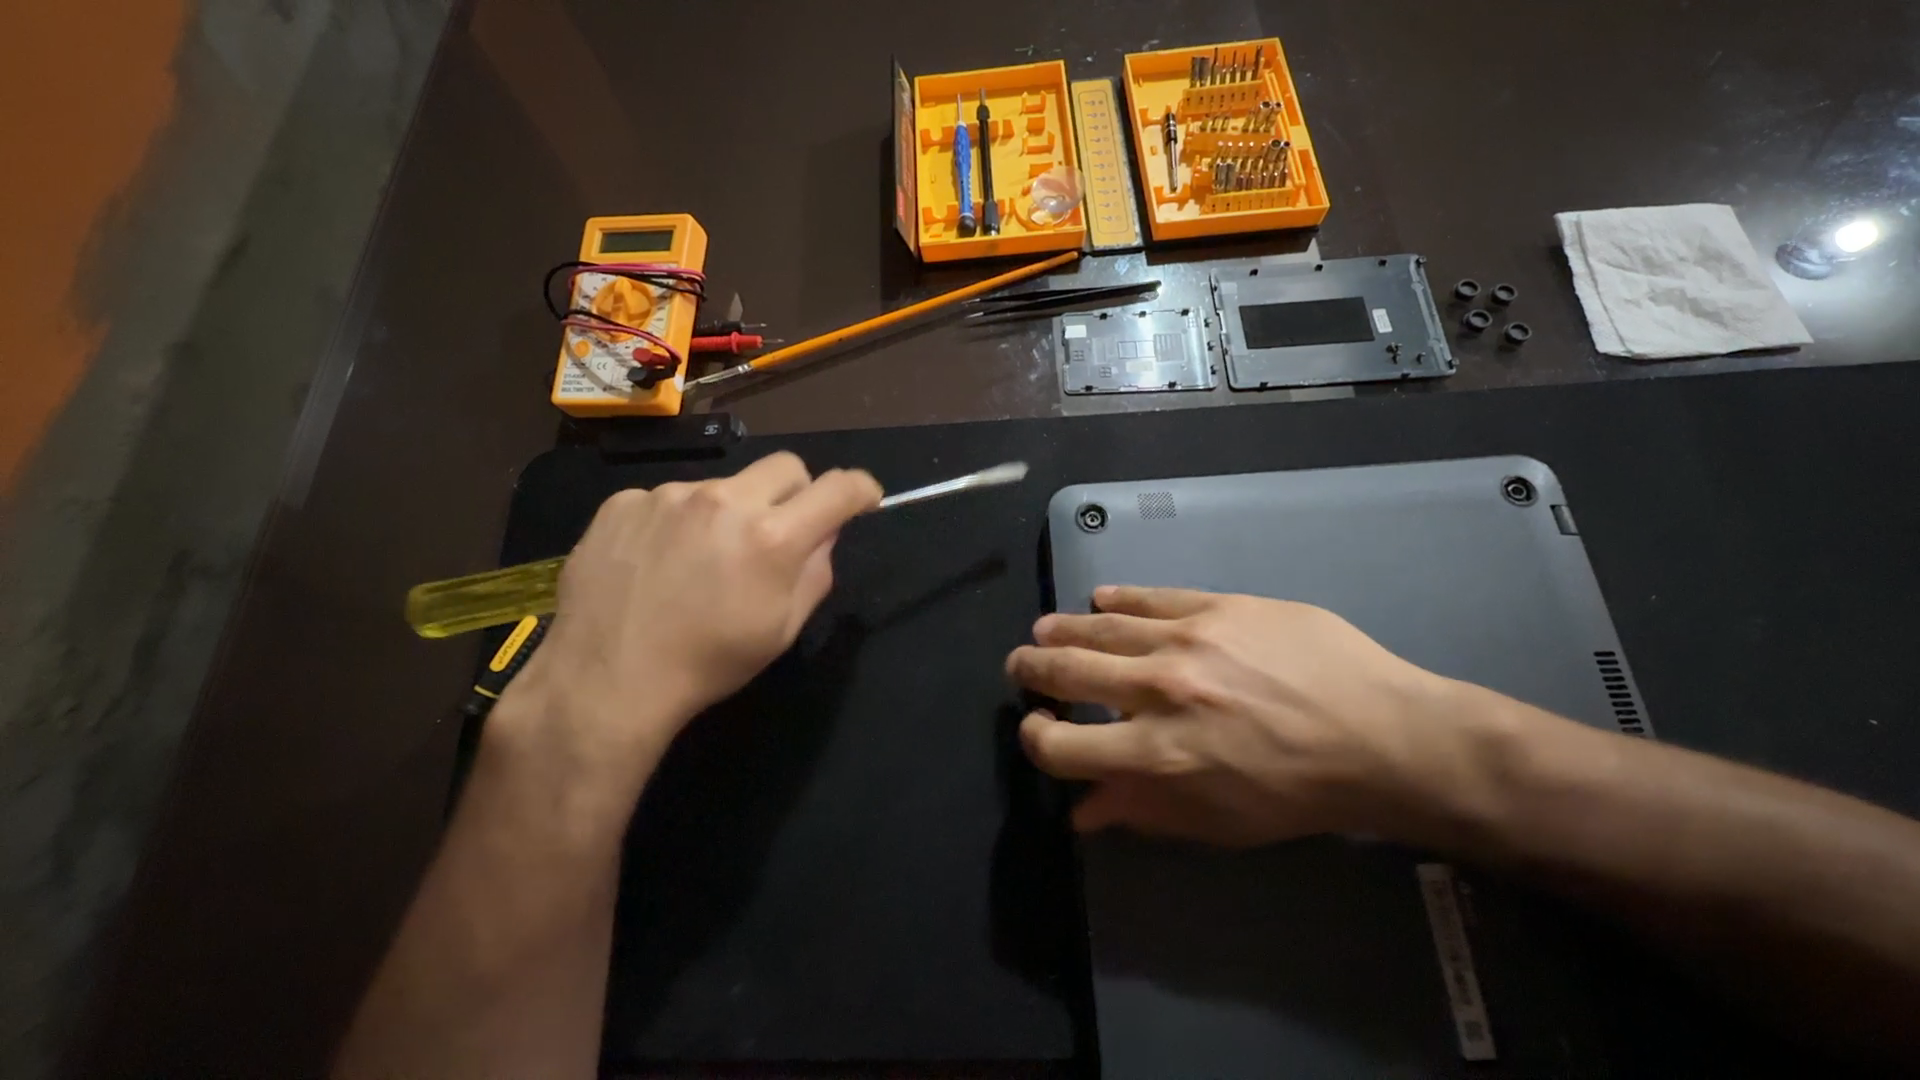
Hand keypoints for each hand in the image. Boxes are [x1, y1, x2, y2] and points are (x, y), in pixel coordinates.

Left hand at [510, 452, 881, 773]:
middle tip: (778, 533)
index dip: (861, 490)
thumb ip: (815, 572)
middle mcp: (723, 500)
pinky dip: (677, 522)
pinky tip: (657, 563)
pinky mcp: (624, 501)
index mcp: (772, 537)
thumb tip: (823, 535)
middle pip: (785, 467)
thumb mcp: (781, 630)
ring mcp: (668, 495)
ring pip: (722, 485)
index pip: (837, 488)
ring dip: (728, 512)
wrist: (605, 679)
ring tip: (699, 562)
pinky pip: (669, 499)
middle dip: (796, 494)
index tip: (864, 499)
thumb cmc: (707, 663)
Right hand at [1007, 586, 1462, 846]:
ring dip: (1064, 630)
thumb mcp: (1217, 821)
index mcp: (1157, 752)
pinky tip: (1101, 598)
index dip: (1036, 739)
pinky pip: (1153, 597)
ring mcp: (1188, 639)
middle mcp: (1159, 690)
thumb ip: (1142, 811)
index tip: (1038, 731)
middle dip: (1033, 670)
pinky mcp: (1218, 606)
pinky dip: (1119, 598)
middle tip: (1021, 666)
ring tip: (1045, 630)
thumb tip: (1081, 812)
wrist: (1380, 736)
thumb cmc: (1296, 792)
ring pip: (1102, 627)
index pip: (1061, 746)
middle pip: (1068, 672)